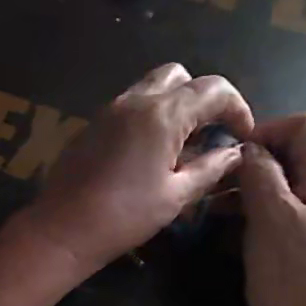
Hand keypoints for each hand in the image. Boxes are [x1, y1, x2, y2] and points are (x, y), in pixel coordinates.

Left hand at [18, 63, 251, 276]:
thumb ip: (211, 168)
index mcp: (162, 114)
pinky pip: (129, 105)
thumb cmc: (125, 216)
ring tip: (182, 143)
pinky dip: (148, 116)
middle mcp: (135, 101)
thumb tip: (235, 154)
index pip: (213, 89)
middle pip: (179, 76)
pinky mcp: (92, 124)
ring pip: (151, 87)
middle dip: (202, 98)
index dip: (237, 108)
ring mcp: (109, 110)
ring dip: (174, 105)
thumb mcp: (176, 195)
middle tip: (211, 133)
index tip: (242, 136)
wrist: (62, 229)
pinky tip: (151, 151)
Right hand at [237, 112, 305, 305]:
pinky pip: (281, 203)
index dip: (267, 130)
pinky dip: (255, 204)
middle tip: (218, 179)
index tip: (232, 154)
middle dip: (254, 158)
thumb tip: (246, 147)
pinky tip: (227, 219)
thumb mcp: (272, 216)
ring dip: (249, 183)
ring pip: (284, 177)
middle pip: (295, 149)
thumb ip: (260, 172)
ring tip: (215, 201)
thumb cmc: (292, 272)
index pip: (305, 125)